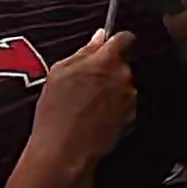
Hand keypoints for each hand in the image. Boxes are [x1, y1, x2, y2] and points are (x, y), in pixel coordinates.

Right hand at [23, 29, 137, 187]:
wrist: (63, 151)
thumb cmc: (56, 111)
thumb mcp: (59, 72)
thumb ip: (85, 50)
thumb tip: (100, 37)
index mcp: (106, 60)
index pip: (124, 38)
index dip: (118, 40)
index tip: (112, 44)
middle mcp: (122, 75)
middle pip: (121, 62)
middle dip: (109, 68)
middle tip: (87, 81)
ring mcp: (128, 96)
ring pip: (123, 83)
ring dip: (111, 87)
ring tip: (88, 102)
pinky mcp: (130, 115)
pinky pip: (123, 102)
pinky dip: (114, 105)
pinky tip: (95, 115)